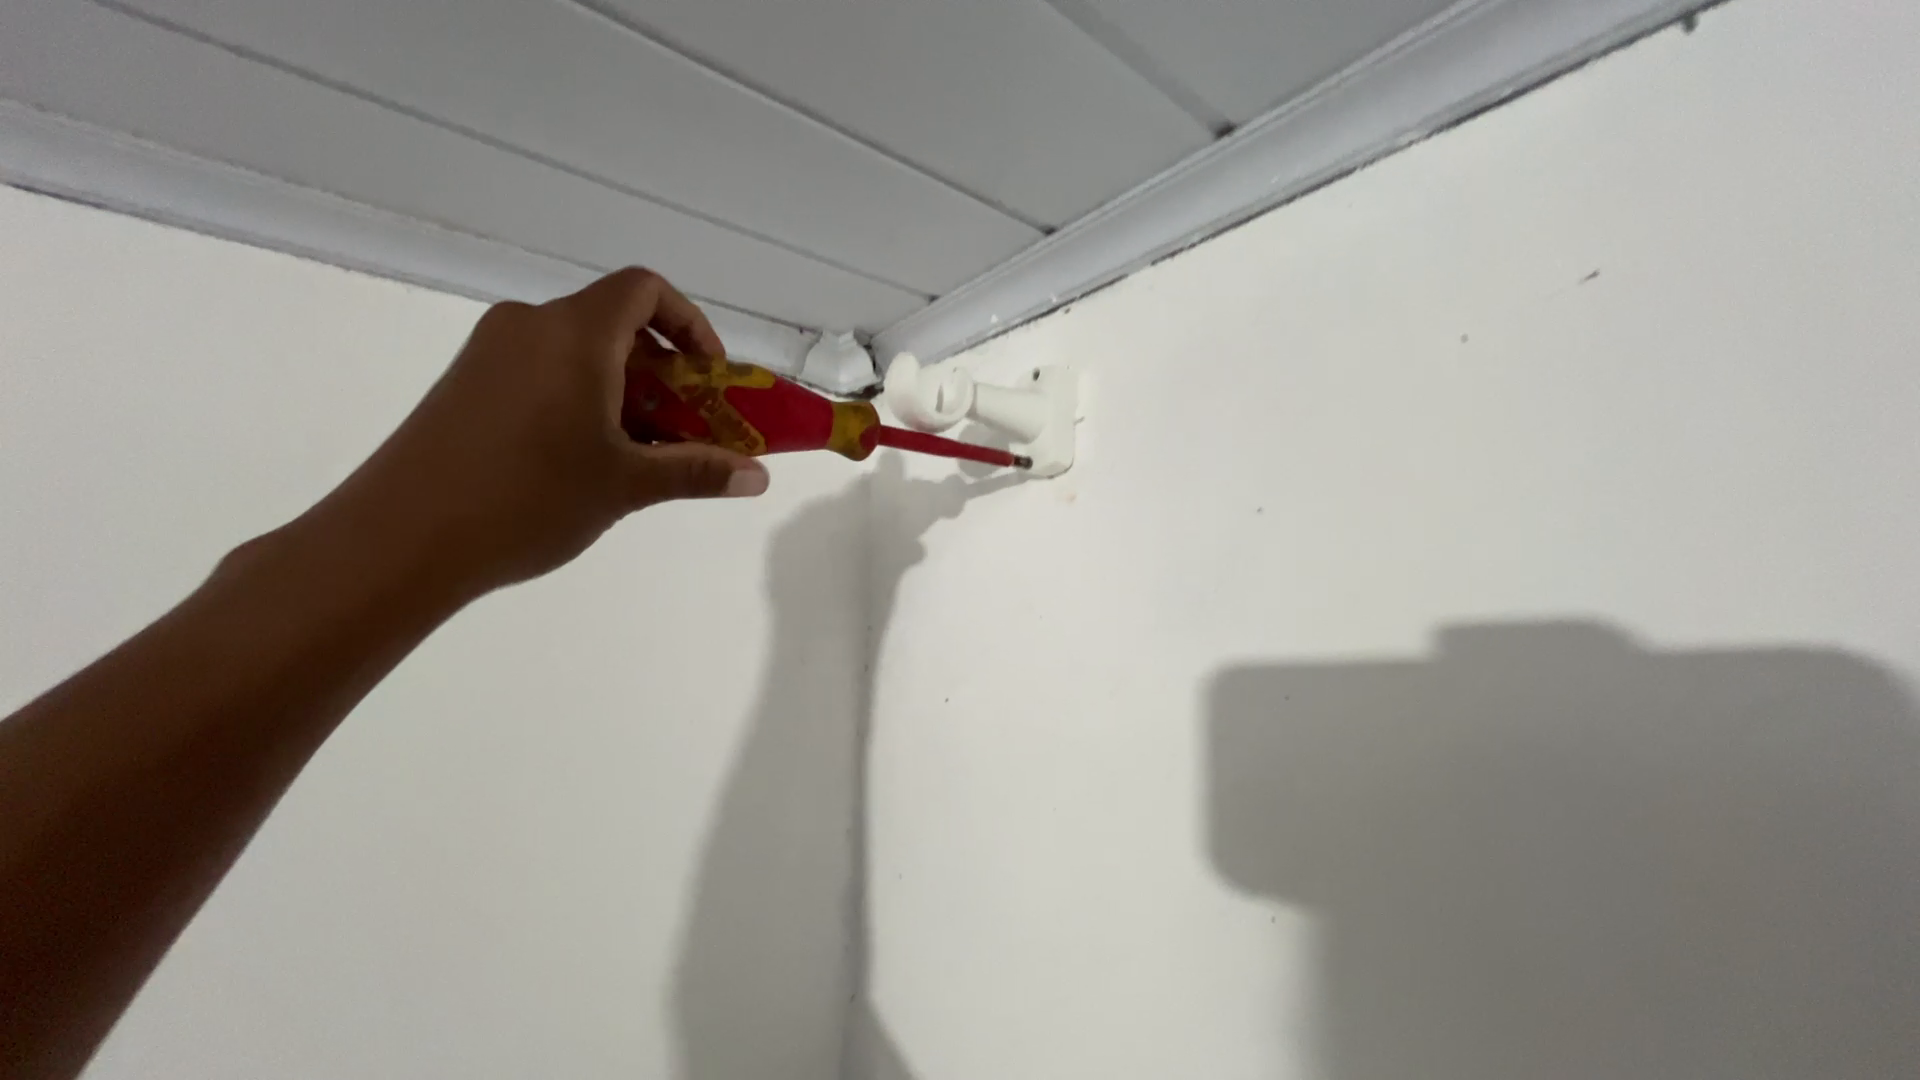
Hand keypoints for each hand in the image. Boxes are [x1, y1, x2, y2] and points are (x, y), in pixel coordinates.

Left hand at [306, 267, 768, 599]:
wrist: (398, 540)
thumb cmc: (529, 498)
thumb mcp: (627, 486)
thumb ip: (698, 471)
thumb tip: (758, 478)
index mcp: (574, 333)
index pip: (645, 289)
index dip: (690, 324)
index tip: (709, 377)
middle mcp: (530, 325)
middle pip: (615, 322)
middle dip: (664, 372)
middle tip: (686, 428)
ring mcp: (490, 353)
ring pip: (579, 351)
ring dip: (625, 390)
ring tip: (638, 452)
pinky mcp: (466, 385)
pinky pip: (543, 371)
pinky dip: (582, 399)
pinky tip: (584, 459)